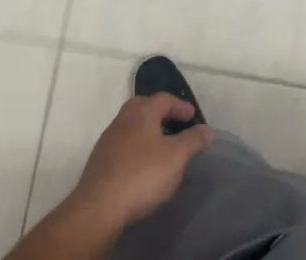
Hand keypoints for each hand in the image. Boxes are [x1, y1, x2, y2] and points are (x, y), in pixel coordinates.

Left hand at [66, 94, 213, 229]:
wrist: (99, 206)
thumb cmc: (142, 175)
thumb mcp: (176, 157)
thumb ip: (193, 140)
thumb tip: (206, 129)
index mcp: (141, 112)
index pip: (164, 98)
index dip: (181, 105)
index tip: (193, 117)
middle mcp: (123, 119)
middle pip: (144, 107)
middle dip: (162, 113)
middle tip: (177, 125)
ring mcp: (109, 138)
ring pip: (132, 125)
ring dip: (149, 130)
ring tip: (163, 146)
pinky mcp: (101, 159)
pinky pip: (124, 143)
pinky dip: (138, 146)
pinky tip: (144, 164)